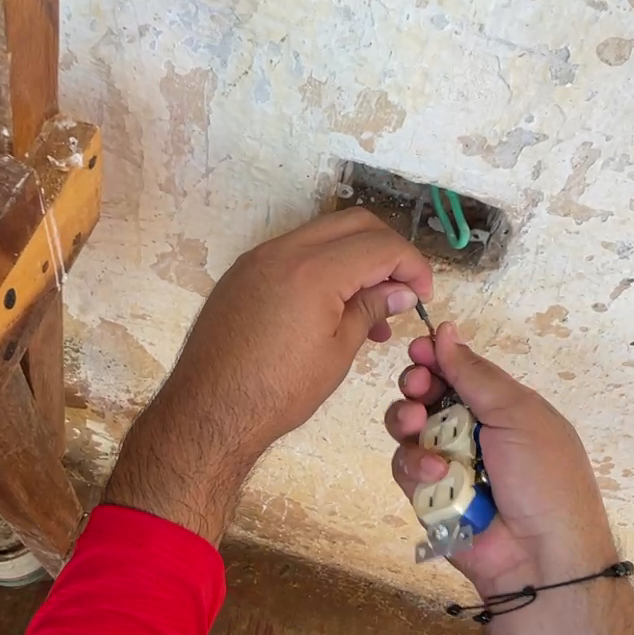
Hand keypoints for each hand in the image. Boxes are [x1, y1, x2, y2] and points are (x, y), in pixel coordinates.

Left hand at [104, 209, 432, 543]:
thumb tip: (400, 291)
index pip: (380, 245)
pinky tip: (333, 307)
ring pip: (322, 235)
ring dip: (354, 257)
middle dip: (387, 249)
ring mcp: (258, 258)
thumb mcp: (337, 353)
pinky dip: (323, 267)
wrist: (209, 410)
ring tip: (371, 308)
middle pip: (354, 223)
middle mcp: (283, 250)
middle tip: (403, 287)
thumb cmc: (279, 391)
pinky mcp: (243, 273)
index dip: (412, 265)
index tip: (425, 293)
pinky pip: (294, 253)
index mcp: (313, 270)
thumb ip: (371, 310)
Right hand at [384, 322, 616, 595]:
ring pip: (406, 428)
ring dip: (407, 420)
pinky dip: (414, 465)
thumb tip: (446, 330)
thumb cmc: (543, 476)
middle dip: (416, 385)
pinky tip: (434, 473)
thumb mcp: (519, 414)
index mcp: (500, 407)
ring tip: (417, 426)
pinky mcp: (426, 495)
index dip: (436, 358)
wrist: (541, 555)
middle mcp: (471, 431)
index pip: (458, 371)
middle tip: (418, 388)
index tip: (419, 349)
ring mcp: (446, 464)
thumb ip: (475, 374)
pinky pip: (404, 467)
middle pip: (425, 394)